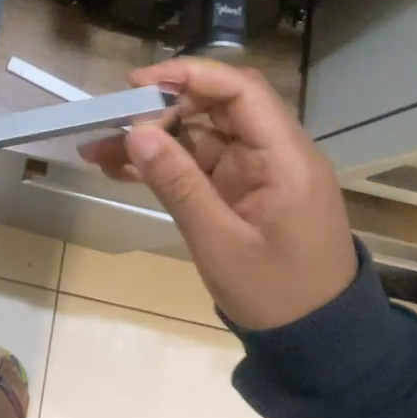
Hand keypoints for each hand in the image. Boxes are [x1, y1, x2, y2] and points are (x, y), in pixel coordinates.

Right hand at [79, 59, 355, 330]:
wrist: (318, 342)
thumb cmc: (275, 293)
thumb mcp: (219, 241)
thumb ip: (178, 183)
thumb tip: (135, 132)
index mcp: (285, 157)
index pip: (240, 90)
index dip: (189, 75)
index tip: (137, 84)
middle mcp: (274, 152)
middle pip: (215, 106)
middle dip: (160, 109)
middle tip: (110, 125)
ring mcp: (257, 171)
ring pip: (199, 134)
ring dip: (152, 138)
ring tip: (98, 150)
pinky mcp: (242, 190)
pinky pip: (198, 163)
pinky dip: (163, 164)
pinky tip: (121, 170)